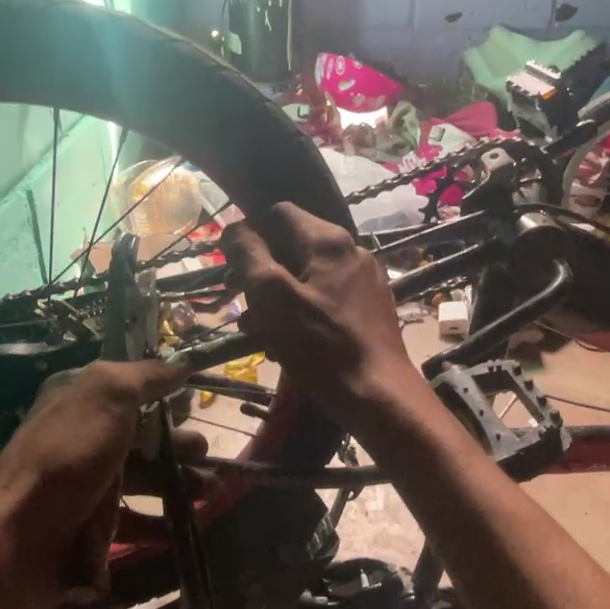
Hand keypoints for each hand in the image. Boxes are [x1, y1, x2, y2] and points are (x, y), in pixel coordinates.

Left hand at [0, 359, 191, 606]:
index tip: (196, 402)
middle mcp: (80, 438)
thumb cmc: (66, 457)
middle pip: (140, 436)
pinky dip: (160, 522)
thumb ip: (145, 376)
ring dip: (179, 483)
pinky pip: (132, 520)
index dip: (163, 393)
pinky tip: (185, 527)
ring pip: (141, 478)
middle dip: (179, 444)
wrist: (16, 541)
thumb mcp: (106, 396)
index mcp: (78, 400)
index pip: (128, 389)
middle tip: (207, 454)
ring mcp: (83, 484)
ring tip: (211, 492)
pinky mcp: (87, 527)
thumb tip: (180, 361)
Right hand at [220, 203, 416, 415]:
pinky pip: (324, 299)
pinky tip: (288, 345)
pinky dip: (301, 314)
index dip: (249, 233)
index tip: (232, 266)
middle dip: (260, 275)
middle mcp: (351, 251)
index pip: (278, 213)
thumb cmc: (320, 344)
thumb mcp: (271, 295)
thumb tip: (234, 228)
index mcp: (328, 240)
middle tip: (239, 306)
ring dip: (277, 300)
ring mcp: (363, 281)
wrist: (378, 395)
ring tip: (259, 333)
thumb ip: (249, 254)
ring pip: (306, 277)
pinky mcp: (369, 309)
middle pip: (291, 247)